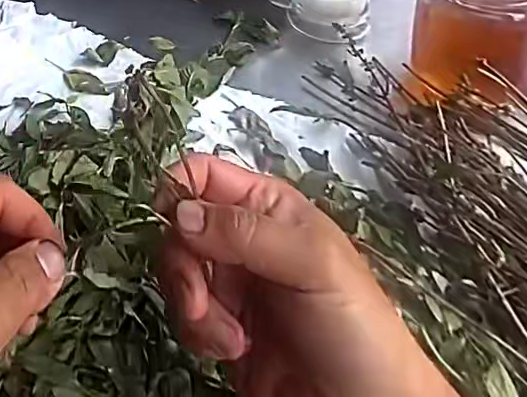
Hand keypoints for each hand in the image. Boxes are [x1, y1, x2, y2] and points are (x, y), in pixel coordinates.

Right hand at [157, 154, 453, 396]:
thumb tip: (181, 212)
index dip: (178, 188)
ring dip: (192, 304)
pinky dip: (198, 333)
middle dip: (182, 262)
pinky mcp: (223, 327)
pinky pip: (187, 315)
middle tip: (199, 300)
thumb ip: (246, 231)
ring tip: (228, 337)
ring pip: (179, 270)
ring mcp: (232, 283)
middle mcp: (242, 237)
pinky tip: (234, 351)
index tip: (168, 220)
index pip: (204, 174)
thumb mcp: (311, 263)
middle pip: (181, 225)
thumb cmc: (357, 326)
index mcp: (265, 205)